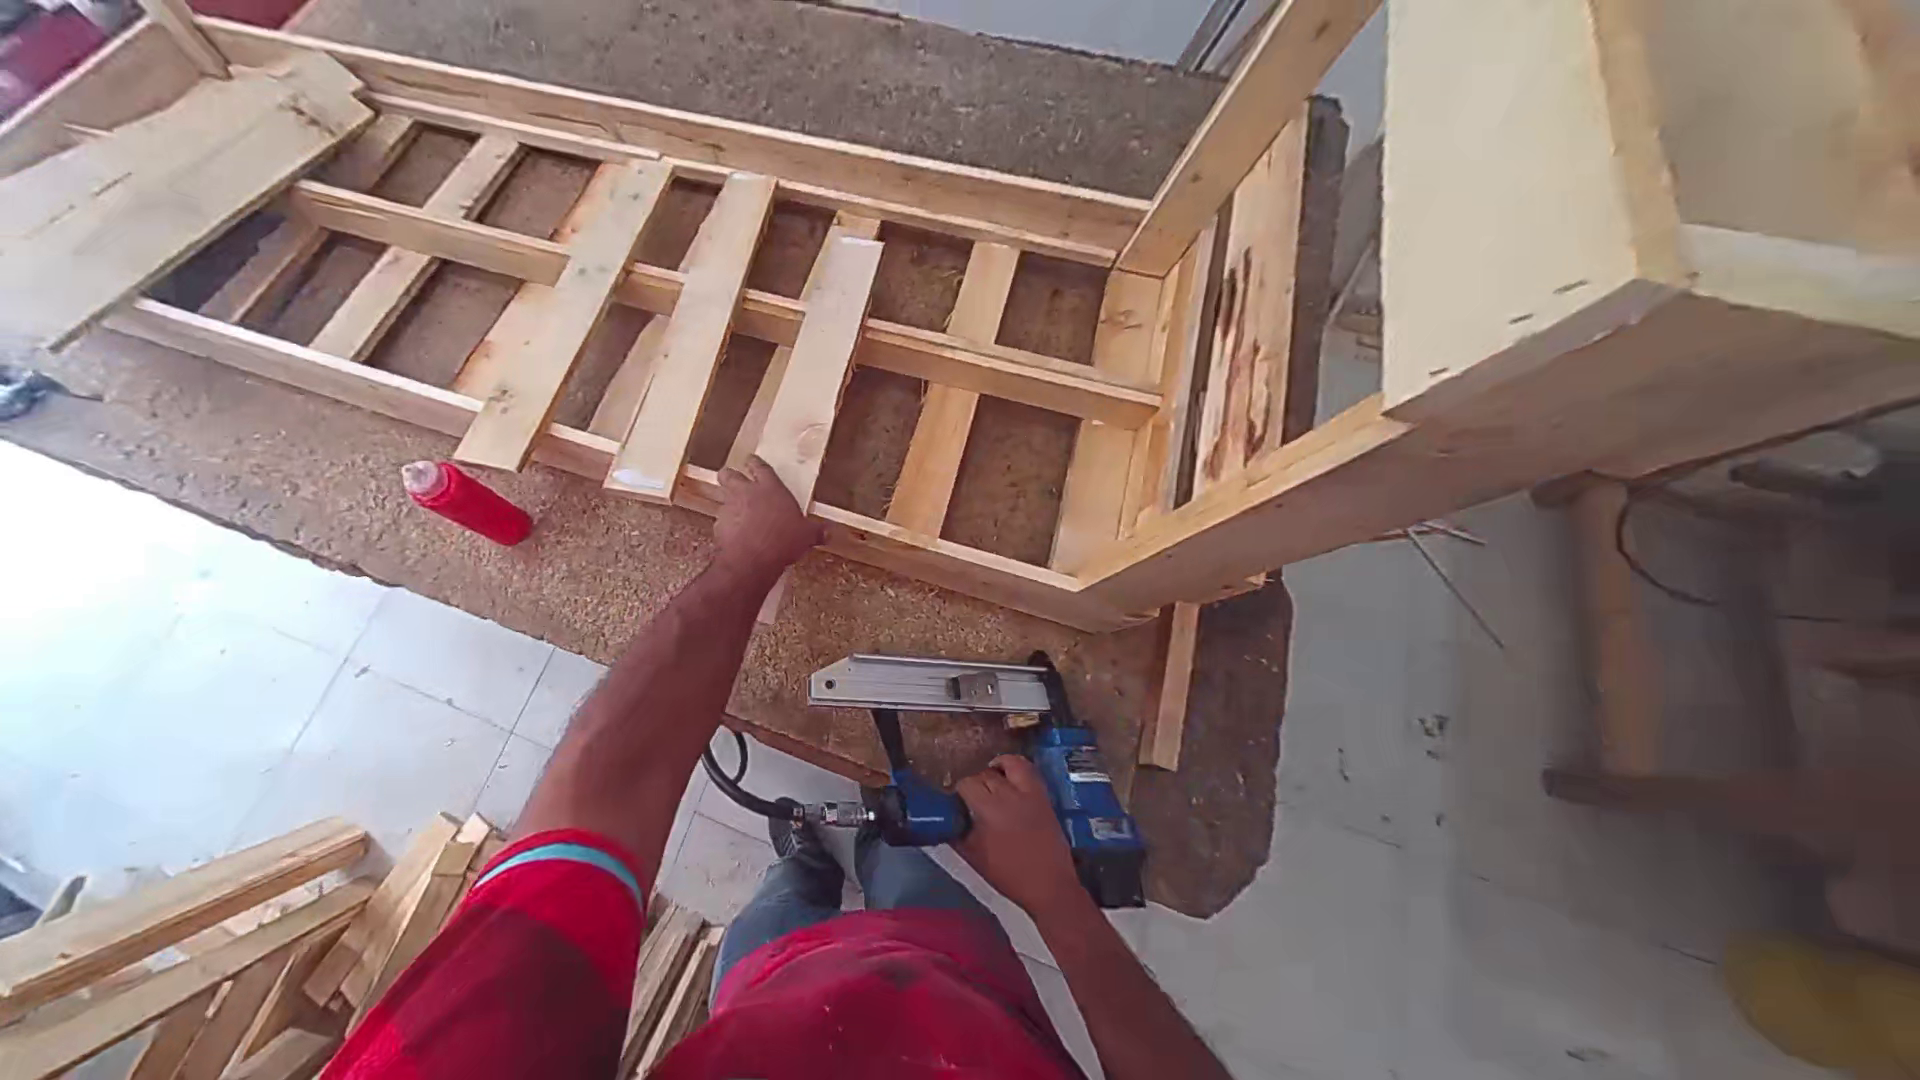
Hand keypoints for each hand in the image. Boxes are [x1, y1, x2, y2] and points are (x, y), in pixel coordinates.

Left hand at [712, 457, 822, 578]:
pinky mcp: (718, 525)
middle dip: (731, 475)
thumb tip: (829, 533)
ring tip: (738, 512)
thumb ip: (816, 531)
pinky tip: (736, 535)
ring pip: (722, 496)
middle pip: (730, 474)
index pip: (760, 467)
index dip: (755, 463)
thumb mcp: (806, 536)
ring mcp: (729, 507)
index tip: (752, 461)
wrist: (751, 560)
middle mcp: (746, 492)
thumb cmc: (783, 540)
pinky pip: (721, 520)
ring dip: (729, 502)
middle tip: (736, 480)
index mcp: (770, 488)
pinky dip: (727, 525)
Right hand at [955, 755, 1087, 920]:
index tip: (958, 803)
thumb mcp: (974, 857)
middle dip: (975, 784)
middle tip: (972, 799)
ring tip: (991, 777)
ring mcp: (1029, 792)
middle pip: (985, 775)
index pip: (967, 785)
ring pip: (1010, 764)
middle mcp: (1008, 794)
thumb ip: (957, 834)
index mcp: (988, 809)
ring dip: (997, 767)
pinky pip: (1029, 771)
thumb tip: (948, 821)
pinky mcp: (1043, 795)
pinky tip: (1011, 778)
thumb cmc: (1008, 875)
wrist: (1048, 885)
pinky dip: (1018, 768)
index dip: (959, 792)